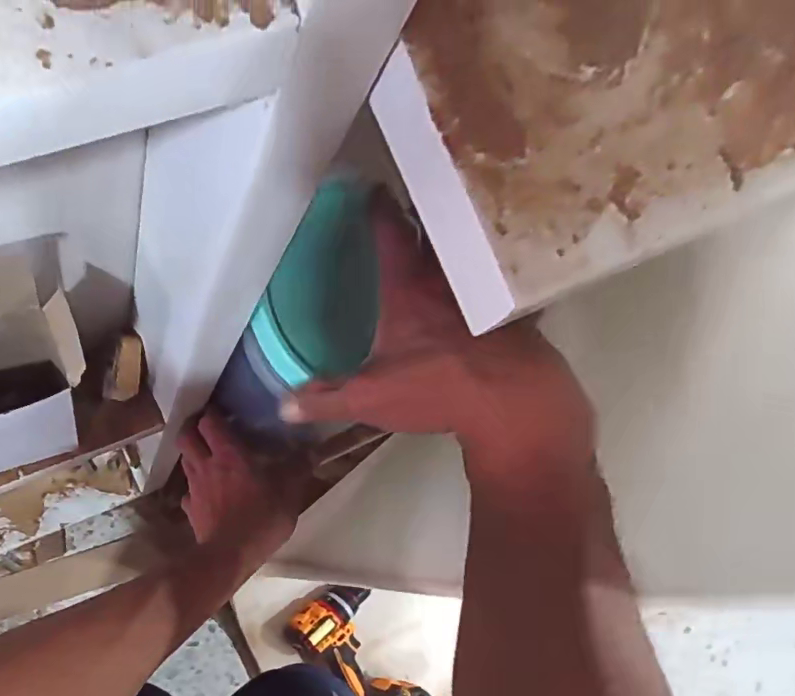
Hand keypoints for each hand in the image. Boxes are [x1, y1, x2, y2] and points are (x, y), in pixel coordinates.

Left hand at [177, 412, 297, 562]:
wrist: (229, 555)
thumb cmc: (261, 519)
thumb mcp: (289, 492)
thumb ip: (297, 468)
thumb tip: (310, 450)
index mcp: (228, 454)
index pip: (210, 422)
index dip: (213, 413)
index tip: (222, 412)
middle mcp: (206, 466)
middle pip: (186, 436)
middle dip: (192, 428)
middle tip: (205, 429)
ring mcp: (194, 488)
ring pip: (185, 461)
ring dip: (193, 454)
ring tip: (207, 457)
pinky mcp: (190, 510)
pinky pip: (188, 492)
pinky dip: (195, 488)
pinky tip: (206, 494)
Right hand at [281, 197, 597, 498]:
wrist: (509, 401)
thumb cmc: (433, 389)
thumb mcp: (368, 399)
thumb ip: (324, 400)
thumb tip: (284, 406)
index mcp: (406, 289)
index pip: (389, 231)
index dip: (377, 208)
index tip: (369, 191)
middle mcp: (445, 280)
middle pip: (431, 232)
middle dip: (416, 216)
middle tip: (405, 209)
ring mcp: (481, 293)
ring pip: (462, 254)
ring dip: (449, 244)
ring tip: (436, 244)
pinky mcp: (509, 313)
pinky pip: (491, 282)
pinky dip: (480, 278)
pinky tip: (476, 292)